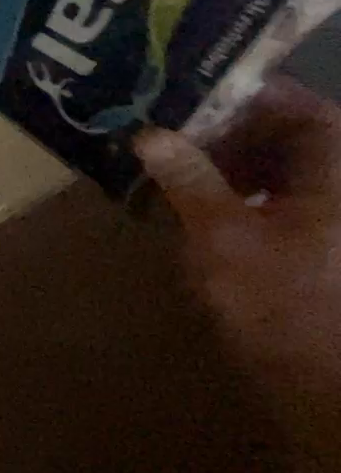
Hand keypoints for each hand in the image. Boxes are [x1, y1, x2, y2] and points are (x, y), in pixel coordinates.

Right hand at [136, 77, 340, 472]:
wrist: (328, 382)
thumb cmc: (281, 300)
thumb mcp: (222, 235)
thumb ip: (188, 178)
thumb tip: (151, 133)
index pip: (308, 111)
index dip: (251, 95)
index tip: (188, 90)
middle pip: (301, 136)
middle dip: (234, 127)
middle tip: (168, 126)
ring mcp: (340, 220)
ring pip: (295, 166)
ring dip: (237, 157)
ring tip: (175, 161)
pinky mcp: (330, 246)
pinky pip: (294, 196)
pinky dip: (250, 188)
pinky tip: (205, 199)